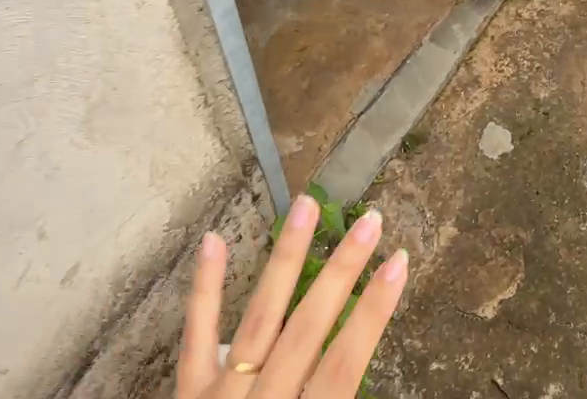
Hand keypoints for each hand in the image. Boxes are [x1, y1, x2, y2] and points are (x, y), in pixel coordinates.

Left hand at [176, 195, 408, 398]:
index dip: (374, 312)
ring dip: (286, 259)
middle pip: (308, 328)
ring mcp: (221, 396)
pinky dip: (204, 289)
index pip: (346, 364)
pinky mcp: (186, 394)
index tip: (400, 261)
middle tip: (371, 219)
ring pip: (259, 318)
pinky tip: (213, 241)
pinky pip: (194, 337)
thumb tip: (361, 378)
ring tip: (305, 206)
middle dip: (342, 271)